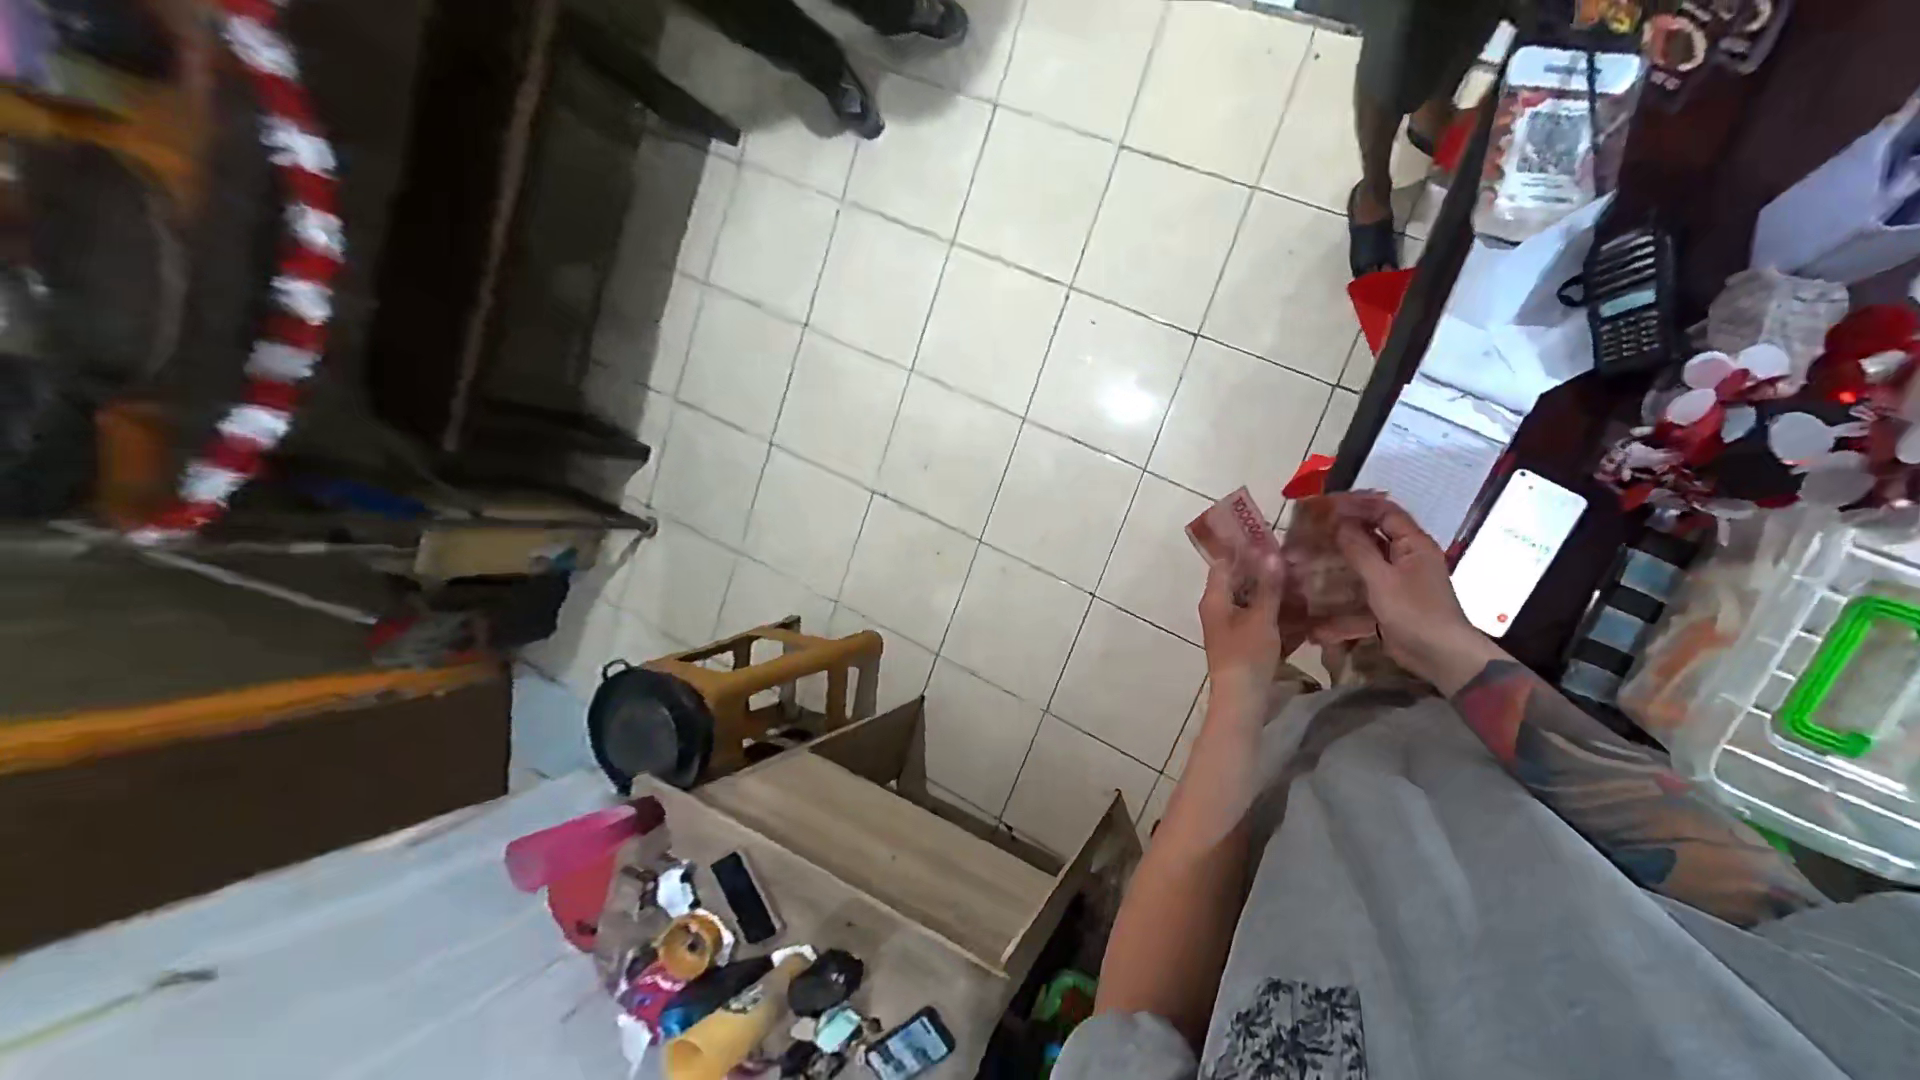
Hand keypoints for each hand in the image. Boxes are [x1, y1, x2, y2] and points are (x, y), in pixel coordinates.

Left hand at [1198, 553, 1288, 700]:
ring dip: (1269, 591)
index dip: (1243, 551)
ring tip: (1298, 577)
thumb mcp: (1260, 617)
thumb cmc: (1246, 654)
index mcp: (1214, 599)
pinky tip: (1296, 606)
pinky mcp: (1241, 641)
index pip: (1223, 564)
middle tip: (1290, 557)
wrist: (1241, 698)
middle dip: (1261, 571)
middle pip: (1237, 581)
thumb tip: (1270, 554)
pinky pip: (1256, 618)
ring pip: (1248, 600)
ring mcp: (1228, 626)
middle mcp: (1217, 609)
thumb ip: (1267, 587)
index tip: (1268, 539)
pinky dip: (1271, 611)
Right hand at [1333, 500, 1502, 691]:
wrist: (1439, 654)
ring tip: (1316, 544)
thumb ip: (1359, 550)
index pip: (1385, 512)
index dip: (1358, 504)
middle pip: (1377, 530)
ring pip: (1370, 553)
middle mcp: (1408, 555)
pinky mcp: (1391, 595)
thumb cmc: (1414, 612)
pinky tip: (1326, 576)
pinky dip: (1348, 573)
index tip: (1327, 503)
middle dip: (1348, 524)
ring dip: (1346, 548)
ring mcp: (1400, 576)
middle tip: (1316, 522)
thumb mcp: (1382, 579)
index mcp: (1414, 544)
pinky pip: (1367, 576)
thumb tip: (1340, 524)